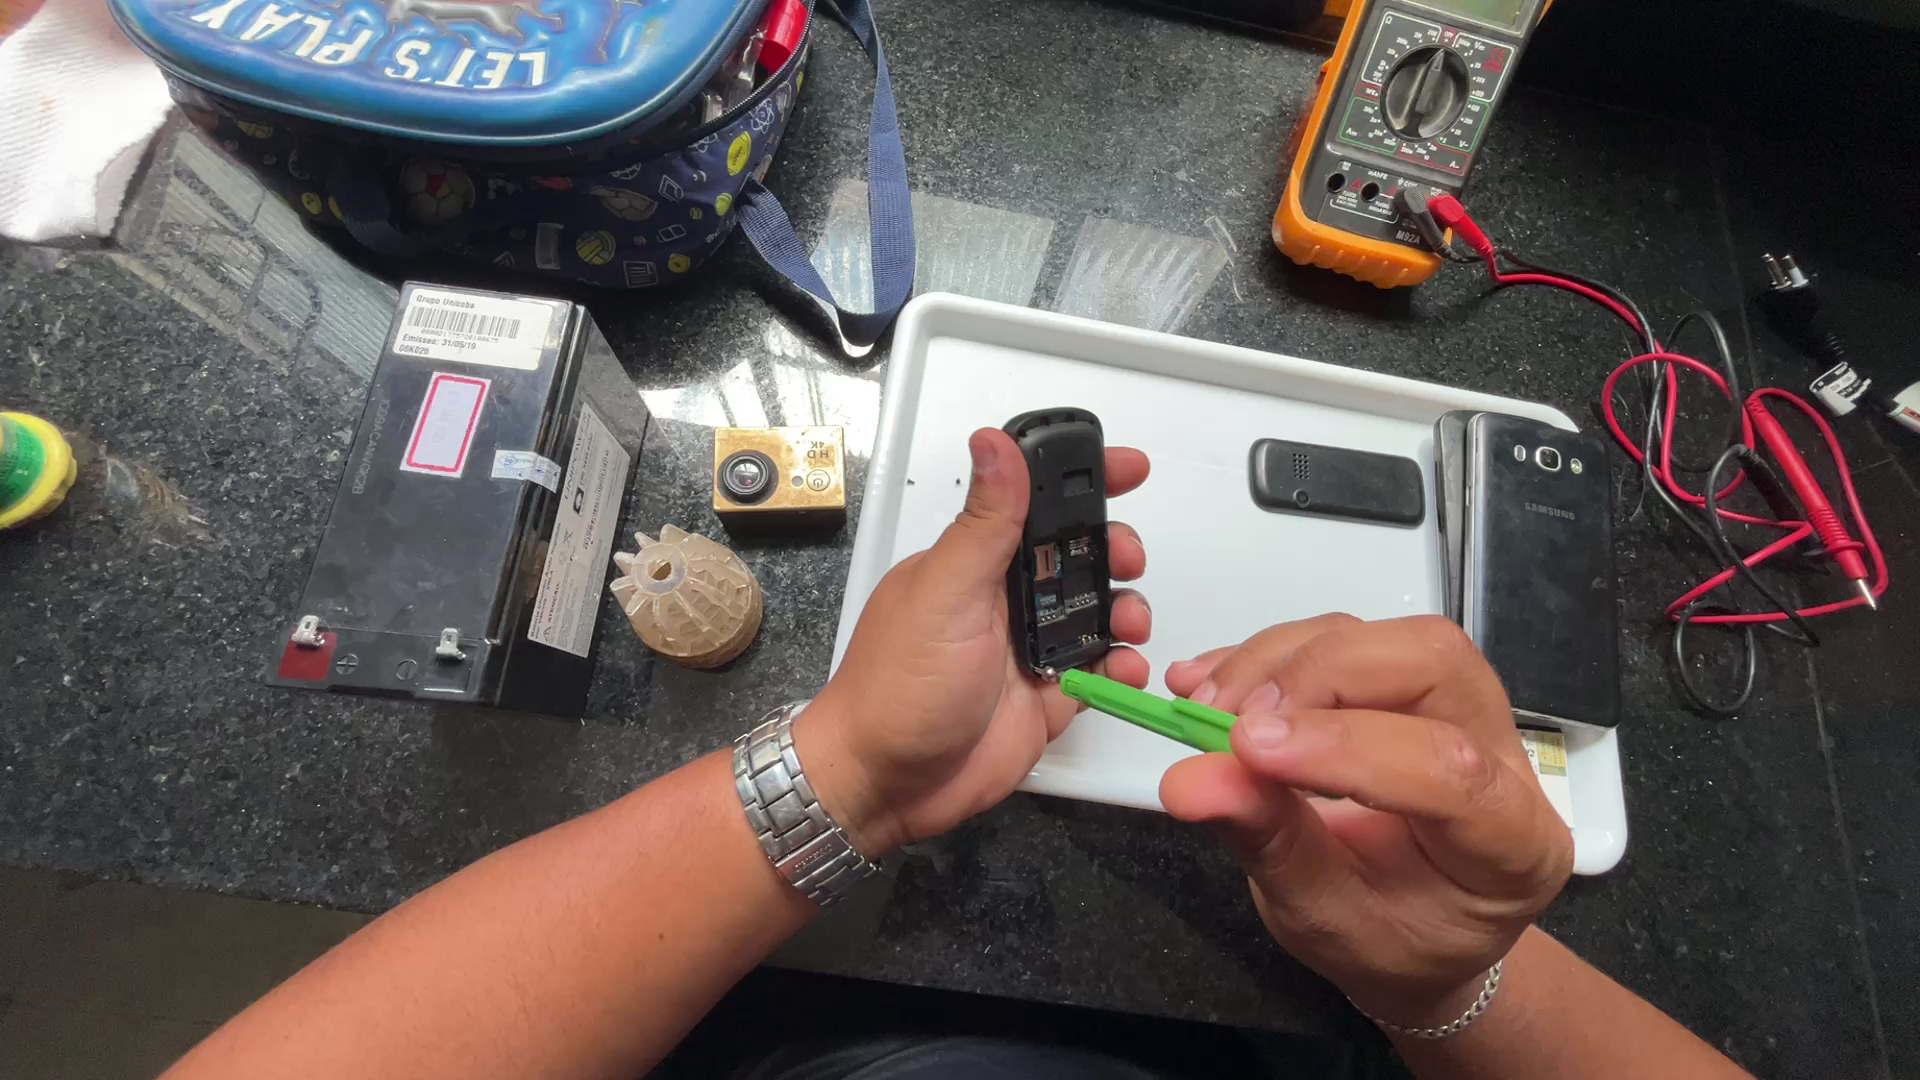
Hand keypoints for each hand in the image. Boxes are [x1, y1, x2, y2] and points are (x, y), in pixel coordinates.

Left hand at [796, 429, 1151, 855]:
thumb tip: (996, 442)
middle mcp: (1004, 598)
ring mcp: (1027, 647)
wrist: (889, 784)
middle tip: (1127, 559)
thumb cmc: (899, 684)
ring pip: (1096, 610)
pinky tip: (1122, 670)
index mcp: (976, 562)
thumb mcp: (946, 593)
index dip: (1081, 480)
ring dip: (1126, 607)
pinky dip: (1120, 667)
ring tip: (1129, 621)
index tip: (1128, 466)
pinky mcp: (1047, 694)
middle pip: (1077, 555)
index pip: (1034, 503)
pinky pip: (1099, 670)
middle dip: (1114, 549)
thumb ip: (983, 522)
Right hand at [1158, 615, 1571, 1028]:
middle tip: (1230, 719)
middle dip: (1313, 671)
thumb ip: (1265, 842)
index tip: (1241, 747)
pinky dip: (1253, 655)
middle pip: (1427, 658)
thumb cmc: (1382, 935)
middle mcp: (1493, 750)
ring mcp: (1443, 702)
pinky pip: (1324, 635)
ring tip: (1203, 710)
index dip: (1340, 744)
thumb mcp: (1321, 915)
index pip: (1448, 767)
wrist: (1405, 929)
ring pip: (1364, 633)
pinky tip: (1204, 683)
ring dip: (1269, 660)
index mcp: (1507, 840)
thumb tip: (1188, 782)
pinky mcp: (1387, 678)